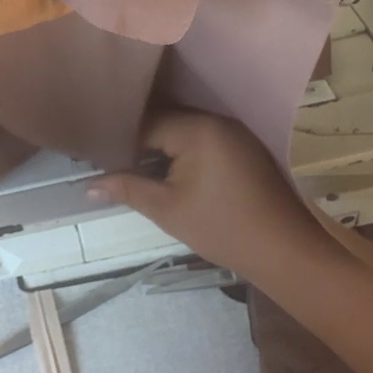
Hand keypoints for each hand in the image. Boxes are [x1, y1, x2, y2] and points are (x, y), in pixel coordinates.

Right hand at [88, 111, 336, 273]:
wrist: (285, 251)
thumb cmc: (221, 228)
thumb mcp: (166, 209)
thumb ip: (126, 189)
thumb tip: (87, 185)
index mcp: (197, 129)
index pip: (145, 124)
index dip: (120, 142)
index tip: (99, 158)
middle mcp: (217, 121)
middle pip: (165, 123)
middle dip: (140, 143)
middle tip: (114, 164)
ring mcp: (235, 133)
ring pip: (184, 131)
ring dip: (162, 148)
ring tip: (137, 169)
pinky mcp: (245, 148)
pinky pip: (204, 140)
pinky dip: (184, 153)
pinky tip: (170, 173)